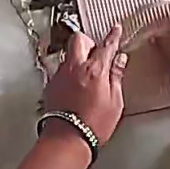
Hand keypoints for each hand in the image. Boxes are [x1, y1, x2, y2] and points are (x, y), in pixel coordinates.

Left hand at [43, 24, 126, 145]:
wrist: (68, 139)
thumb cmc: (93, 125)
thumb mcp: (115, 102)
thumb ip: (116, 77)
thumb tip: (119, 61)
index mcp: (94, 70)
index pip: (106, 45)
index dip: (113, 35)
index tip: (115, 30)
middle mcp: (74, 68)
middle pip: (78, 39)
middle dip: (88, 40)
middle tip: (96, 50)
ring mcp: (60, 75)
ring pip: (67, 54)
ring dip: (77, 57)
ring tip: (86, 70)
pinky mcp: (50, 86)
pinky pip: (60, 70)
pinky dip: (68, 72)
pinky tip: (75, 83)